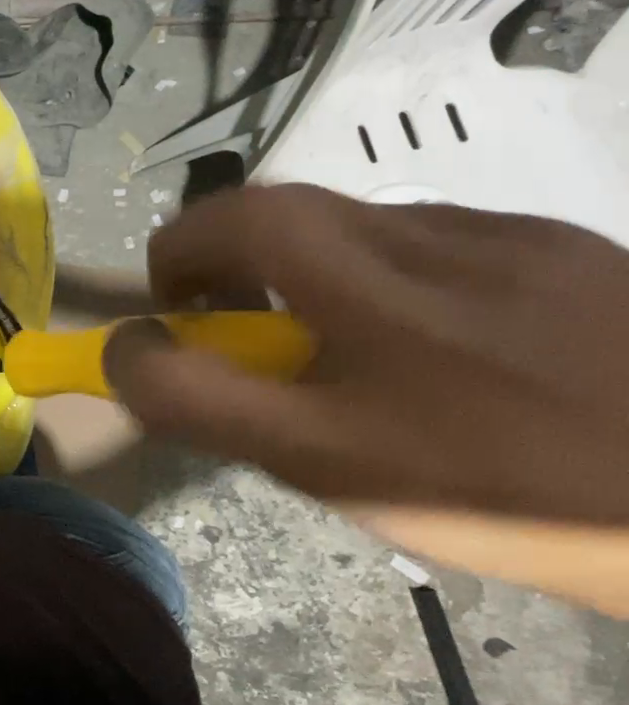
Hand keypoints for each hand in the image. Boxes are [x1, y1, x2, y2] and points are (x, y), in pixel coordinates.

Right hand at [102, 184, 628, 526]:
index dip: (174, 256)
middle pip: (286, 208)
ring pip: (360, 227)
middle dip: (232, 259)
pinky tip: (439, 350)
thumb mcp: (325, 469)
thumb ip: (202, 403)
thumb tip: (129, 350)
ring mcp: (517, 236)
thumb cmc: (508, 496)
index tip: (176, 314)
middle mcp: (441, 237)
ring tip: (347, 353)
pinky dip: (392, 279)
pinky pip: (438, 242)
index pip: (228, 222)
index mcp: (379, 290)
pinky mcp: (575, 248)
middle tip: (243, 328)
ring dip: (313, 273)